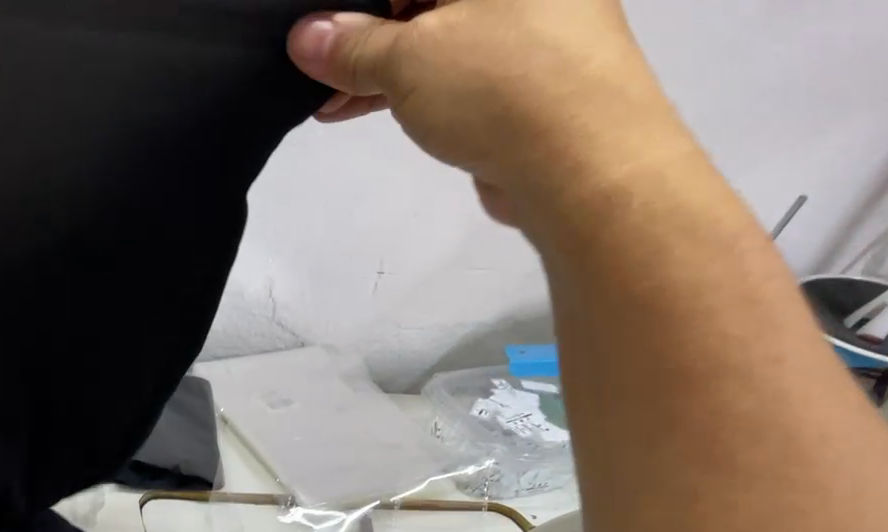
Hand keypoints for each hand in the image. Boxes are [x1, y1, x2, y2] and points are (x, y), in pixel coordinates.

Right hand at [289, 0, 697, 228]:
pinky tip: (357, 108)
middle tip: (311, 72)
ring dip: (374, 66)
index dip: (352, 3)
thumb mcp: (408, 59)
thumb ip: (351, 47)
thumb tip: (305, 35)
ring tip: (325, 102)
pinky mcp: (524, 66)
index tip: (313, 32)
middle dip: (359, 33)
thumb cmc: (500, 85)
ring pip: (433, 30)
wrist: (583, 159)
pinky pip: (451, 62)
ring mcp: (529, 18)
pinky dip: (404, 84)